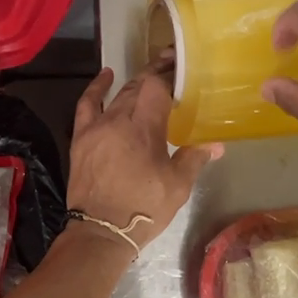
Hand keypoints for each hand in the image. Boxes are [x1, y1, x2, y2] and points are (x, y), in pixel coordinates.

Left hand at [68, 62, 221, 250]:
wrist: (101, 231)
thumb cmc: (144, 208)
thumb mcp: (178, 185)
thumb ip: (194, 157)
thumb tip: (216, 144)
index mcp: (145, 128)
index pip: (157, 87)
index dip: (170, 76)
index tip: (182, 70)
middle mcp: (119, 119)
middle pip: (138, 86)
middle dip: (155, 74)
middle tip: (172, 67)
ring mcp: (97, 127)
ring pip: (118, 95)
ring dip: (134, 84)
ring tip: (150, 76)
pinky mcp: (81, 137)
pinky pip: (87, 104)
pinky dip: (97, 88)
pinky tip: (107, 76)